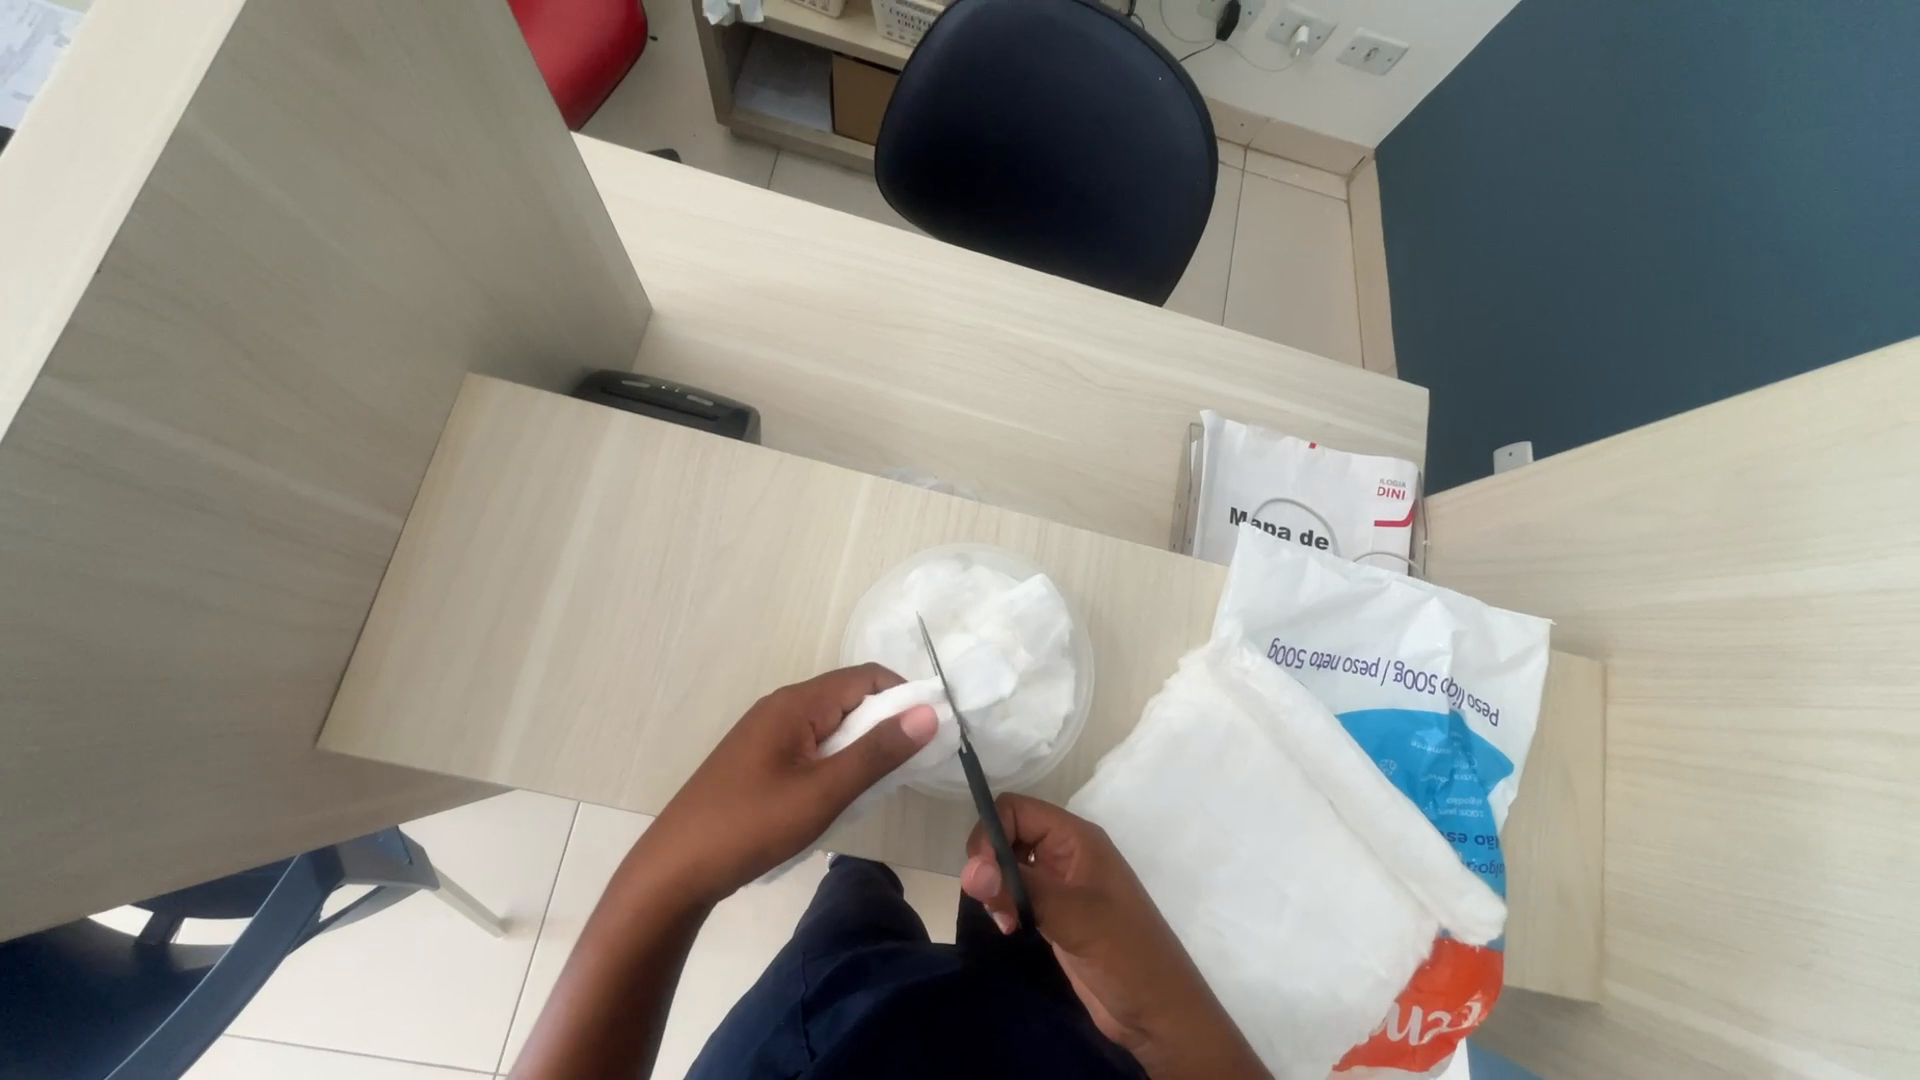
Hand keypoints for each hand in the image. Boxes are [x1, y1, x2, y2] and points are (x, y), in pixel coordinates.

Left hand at [643, 664, 937, 904]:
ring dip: (860, 746)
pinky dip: (835, 760)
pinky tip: (838, 796)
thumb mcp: (823, 793)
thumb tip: (929, 713)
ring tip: (875, 786)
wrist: (674, 871)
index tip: (931, 731)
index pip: (866, 677)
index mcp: (797, 704)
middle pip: (849, 698)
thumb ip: (877, 752)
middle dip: (884, 724)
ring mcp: (766, 732)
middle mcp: (781, 707)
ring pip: (831, 724)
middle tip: (908, 766)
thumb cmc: (751, 826)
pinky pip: (811, 744)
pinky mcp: (758, 758)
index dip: (904, 695)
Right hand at [960, 794, 1268, 1078]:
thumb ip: (1020, 888)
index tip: (982, 875)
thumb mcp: (1073, 916)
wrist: (1159, 1012)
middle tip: (994, 903)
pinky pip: (1018, 892)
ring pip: (1010, 865)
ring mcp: (1061, 883)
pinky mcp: (1056, 911)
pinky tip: (1010, 928)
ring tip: (1005, 921)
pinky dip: (1005, 905)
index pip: (1017, 810)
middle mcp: (1067, 852)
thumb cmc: (1126, 953)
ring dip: (997, 888)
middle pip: (1009, 834)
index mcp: (1077, 838)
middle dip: (991, 864)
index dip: (991, 833)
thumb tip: (969, 870)